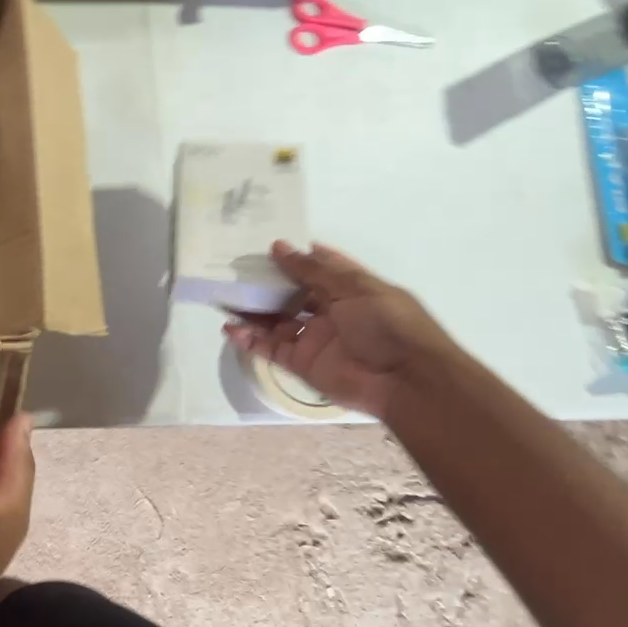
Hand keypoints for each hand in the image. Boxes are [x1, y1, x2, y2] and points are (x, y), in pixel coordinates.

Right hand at [223, 241, 456, 418]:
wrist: (405, 381)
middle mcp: (329, 311)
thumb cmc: (389, 325)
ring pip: (274, 320)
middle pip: (289, 294)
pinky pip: (268, 348)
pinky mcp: (300, 362)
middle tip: (232, 270)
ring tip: (222, 296)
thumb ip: (314, 269)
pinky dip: (248, 338)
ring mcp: (313, 338)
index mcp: (349, 290)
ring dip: (250, 309)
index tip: (261, 245)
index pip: (316, 268)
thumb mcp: (357, 288)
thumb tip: (278, 246)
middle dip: (264, 283)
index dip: (292, 257)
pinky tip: (230, 327)